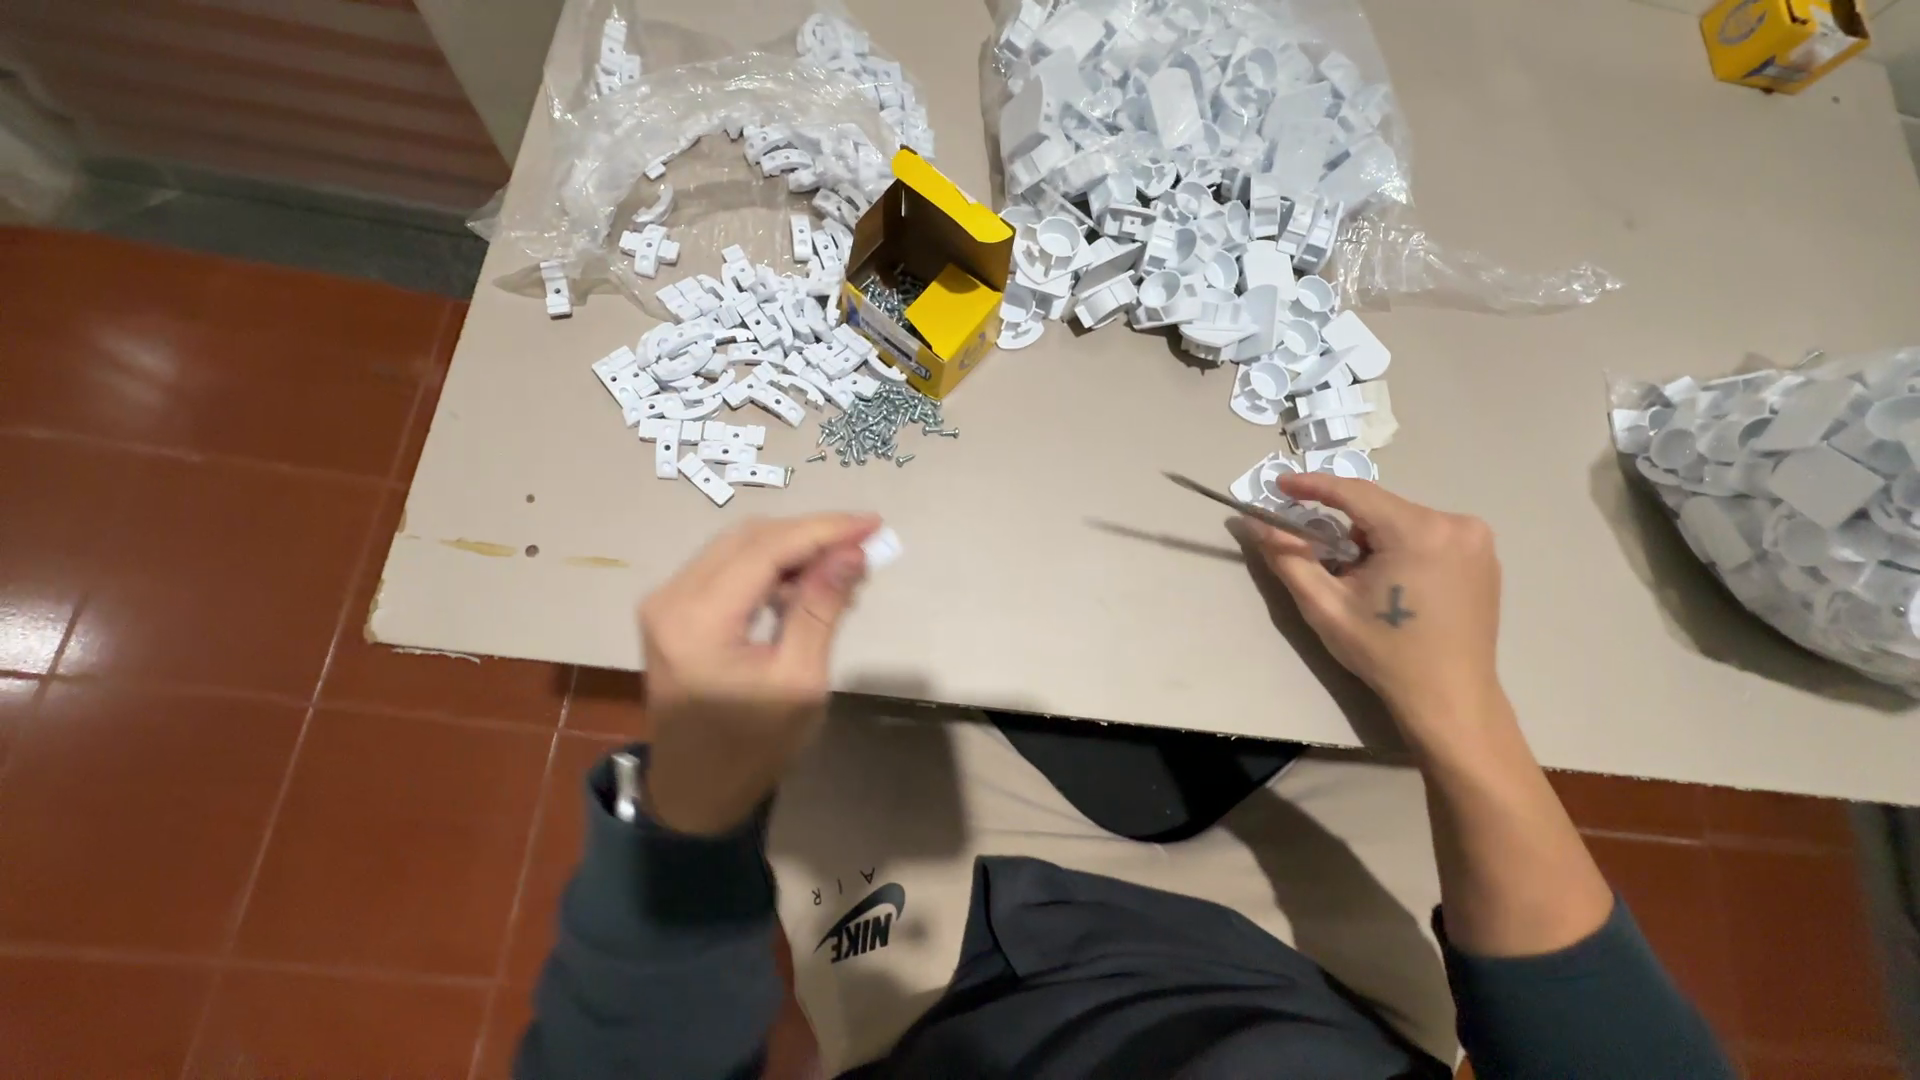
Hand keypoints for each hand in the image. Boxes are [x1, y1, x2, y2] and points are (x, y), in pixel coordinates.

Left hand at [639, 513, 879, 833]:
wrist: (696, 790)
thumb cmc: (753, 747)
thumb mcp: (800, 682)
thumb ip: (821, 609)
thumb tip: (852, 553)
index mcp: (698, 620)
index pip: (767, 549)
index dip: (823, 531)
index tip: (872, 524)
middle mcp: (671, 597)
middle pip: (750, 538)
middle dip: (811, 534)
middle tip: (863, 544)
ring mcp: (665, 601)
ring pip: (738, 546)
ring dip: (792, 548)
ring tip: (842, 567)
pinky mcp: (672, 609)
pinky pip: (726, 567)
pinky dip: (769, 567)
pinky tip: (805, 584)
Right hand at [1243, 473, 1503, 747]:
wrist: (1449, 697)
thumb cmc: (1384, 652)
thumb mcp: (1324, 605)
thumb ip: (1288, 557)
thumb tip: (1254, 522)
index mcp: (1419, 531)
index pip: (1354, 492)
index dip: (1312, 486)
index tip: (1278, 484)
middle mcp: (1456, 524)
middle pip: (1379, 508)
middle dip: (1347, 528)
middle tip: (1332, 565)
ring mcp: (1477, 539)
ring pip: (1403, 520)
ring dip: (1375, 539)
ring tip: (1368, 583)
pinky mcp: (1485, 555)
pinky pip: (1428, 534)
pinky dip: (1403, 547)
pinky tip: (1398, 585)